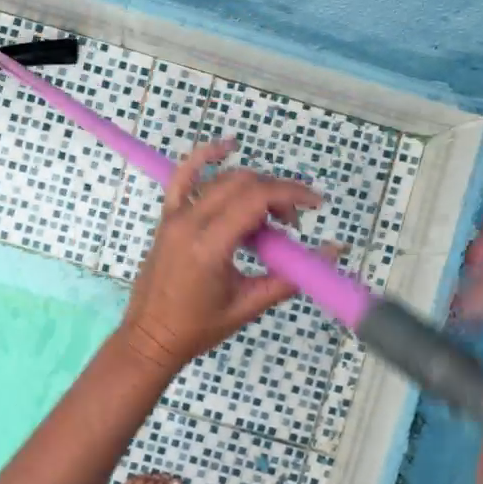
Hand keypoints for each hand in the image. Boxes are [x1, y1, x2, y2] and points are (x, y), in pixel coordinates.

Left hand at [118, 139, 330, 375]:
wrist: (149, 336)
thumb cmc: (198, 328)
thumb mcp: (249, 305)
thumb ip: (290, 277)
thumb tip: (333, 252)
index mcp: (209, 246)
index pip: (255, 199)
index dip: (291, 194)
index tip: (316, 204)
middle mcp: (189, 223)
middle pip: (242, 183)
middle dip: (277, 194)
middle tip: (291, 223)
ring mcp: (174, 217)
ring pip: (221, 180)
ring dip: (252, 187)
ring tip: (269, 215)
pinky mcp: (166, 218)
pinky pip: (183, 177)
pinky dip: (204, 157)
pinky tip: (227, 146)